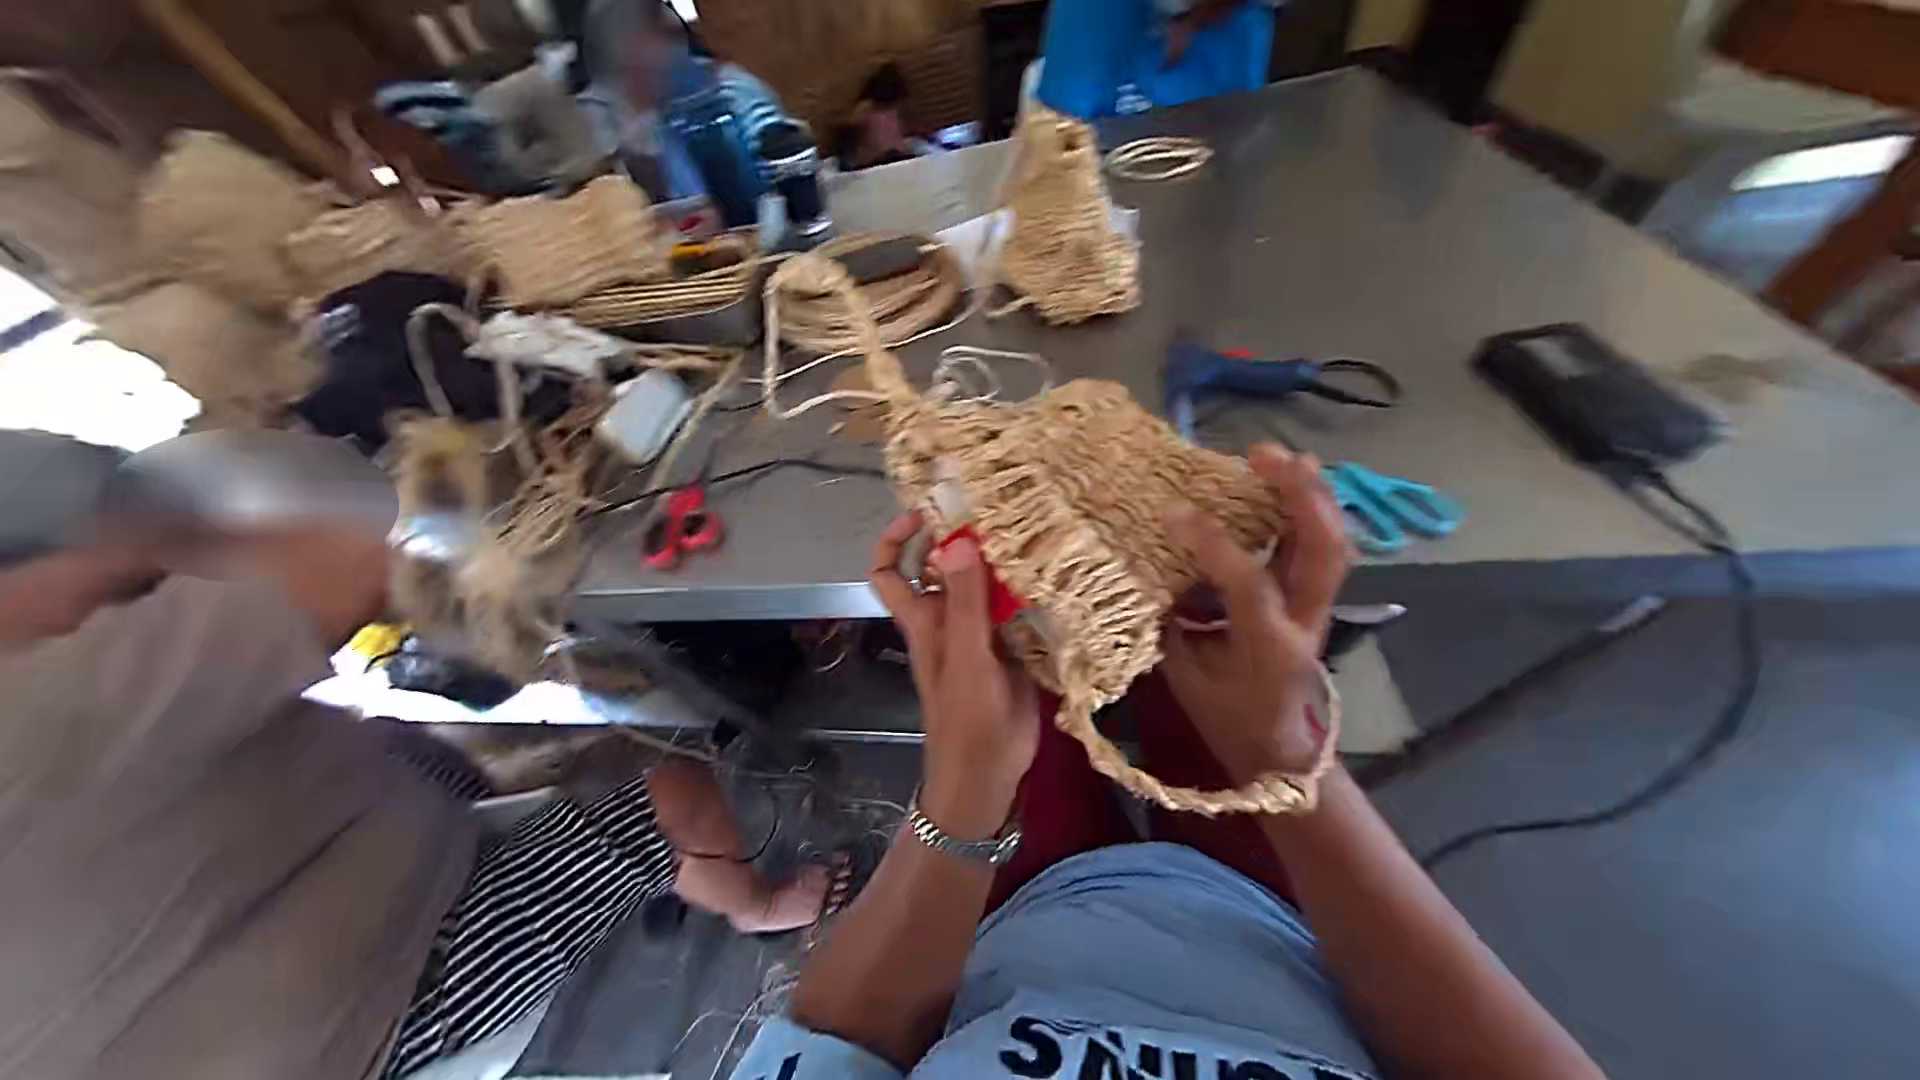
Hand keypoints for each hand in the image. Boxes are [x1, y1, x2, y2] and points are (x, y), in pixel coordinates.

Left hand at [869, 512, 1038, 839]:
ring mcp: (975, 633)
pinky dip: (1020, 589)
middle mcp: (944, 619)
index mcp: (923, 619)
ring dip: (994, 562)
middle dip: (957, 540)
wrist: (988, 774)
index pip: (889, 570)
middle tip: (992, 514)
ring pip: (976, 585)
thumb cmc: (970, 720)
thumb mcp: (968, 656)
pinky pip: (1008, 607)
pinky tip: (1046, 577)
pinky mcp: (1005, 647)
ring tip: (1027, 535)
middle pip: (938, 568)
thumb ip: (965, 601)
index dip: (896, 538)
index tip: (925, 513)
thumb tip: (957, 540)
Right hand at [1159, 443, 1351, 783]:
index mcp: (1270, 649)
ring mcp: (1319, 607)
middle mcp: (1307, 622)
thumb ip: (1170, 620)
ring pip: (1334, 541)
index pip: (1249, 585)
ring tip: (1281, 456)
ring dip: (1311, 493)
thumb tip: (1148, 567)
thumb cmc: (1226, 716)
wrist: (1280, 746)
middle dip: (1299, 495)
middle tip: (1262, 455)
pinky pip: (1323, 545)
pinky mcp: (1316, 598)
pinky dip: (1308, 508)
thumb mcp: (1185, 675)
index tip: (1173, 512)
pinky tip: (1288, 482)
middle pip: (1324, 550)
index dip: (1212, 544)